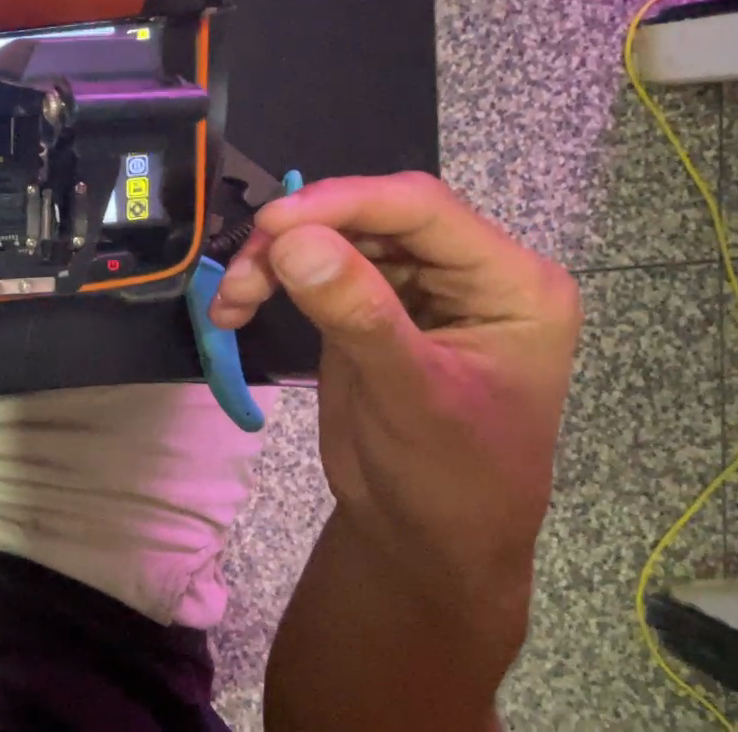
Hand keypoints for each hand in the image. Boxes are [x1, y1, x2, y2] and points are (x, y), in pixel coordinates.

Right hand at [209, 173, 579, 619]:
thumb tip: (292, 239)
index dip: (342, 202)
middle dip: (295, 237)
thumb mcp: (410, 398)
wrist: (423, 536)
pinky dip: (267, 282)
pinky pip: (310, 270)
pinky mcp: (366, 304)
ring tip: (229, 302)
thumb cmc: (448, 478)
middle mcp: (463, 271)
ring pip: (329, 238)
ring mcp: (412, 287)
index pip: (420, 208)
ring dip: (270, 261)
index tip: (268, 223)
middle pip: (367, 216)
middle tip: (239, 274)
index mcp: (508, 282)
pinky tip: (234, 309)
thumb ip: (359, 314)